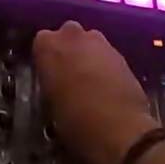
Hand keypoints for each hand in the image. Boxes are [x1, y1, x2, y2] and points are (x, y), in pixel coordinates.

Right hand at [32, 21, 159, 163]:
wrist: (118, 129)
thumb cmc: (73, 117)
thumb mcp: (49, 100)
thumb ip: (50, 81)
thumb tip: (57, 83)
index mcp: (46, 44)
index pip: (42, 43)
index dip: (47, 59)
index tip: (50, 74)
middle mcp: (70, 34)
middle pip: (68, 36)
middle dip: (69, 50)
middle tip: (71, 74)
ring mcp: (99, 42)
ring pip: (90, 43)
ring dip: (89, 56)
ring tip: (92, 80)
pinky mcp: (122, 55)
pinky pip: (108, 56)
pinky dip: (107, 67)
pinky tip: (109, 87)